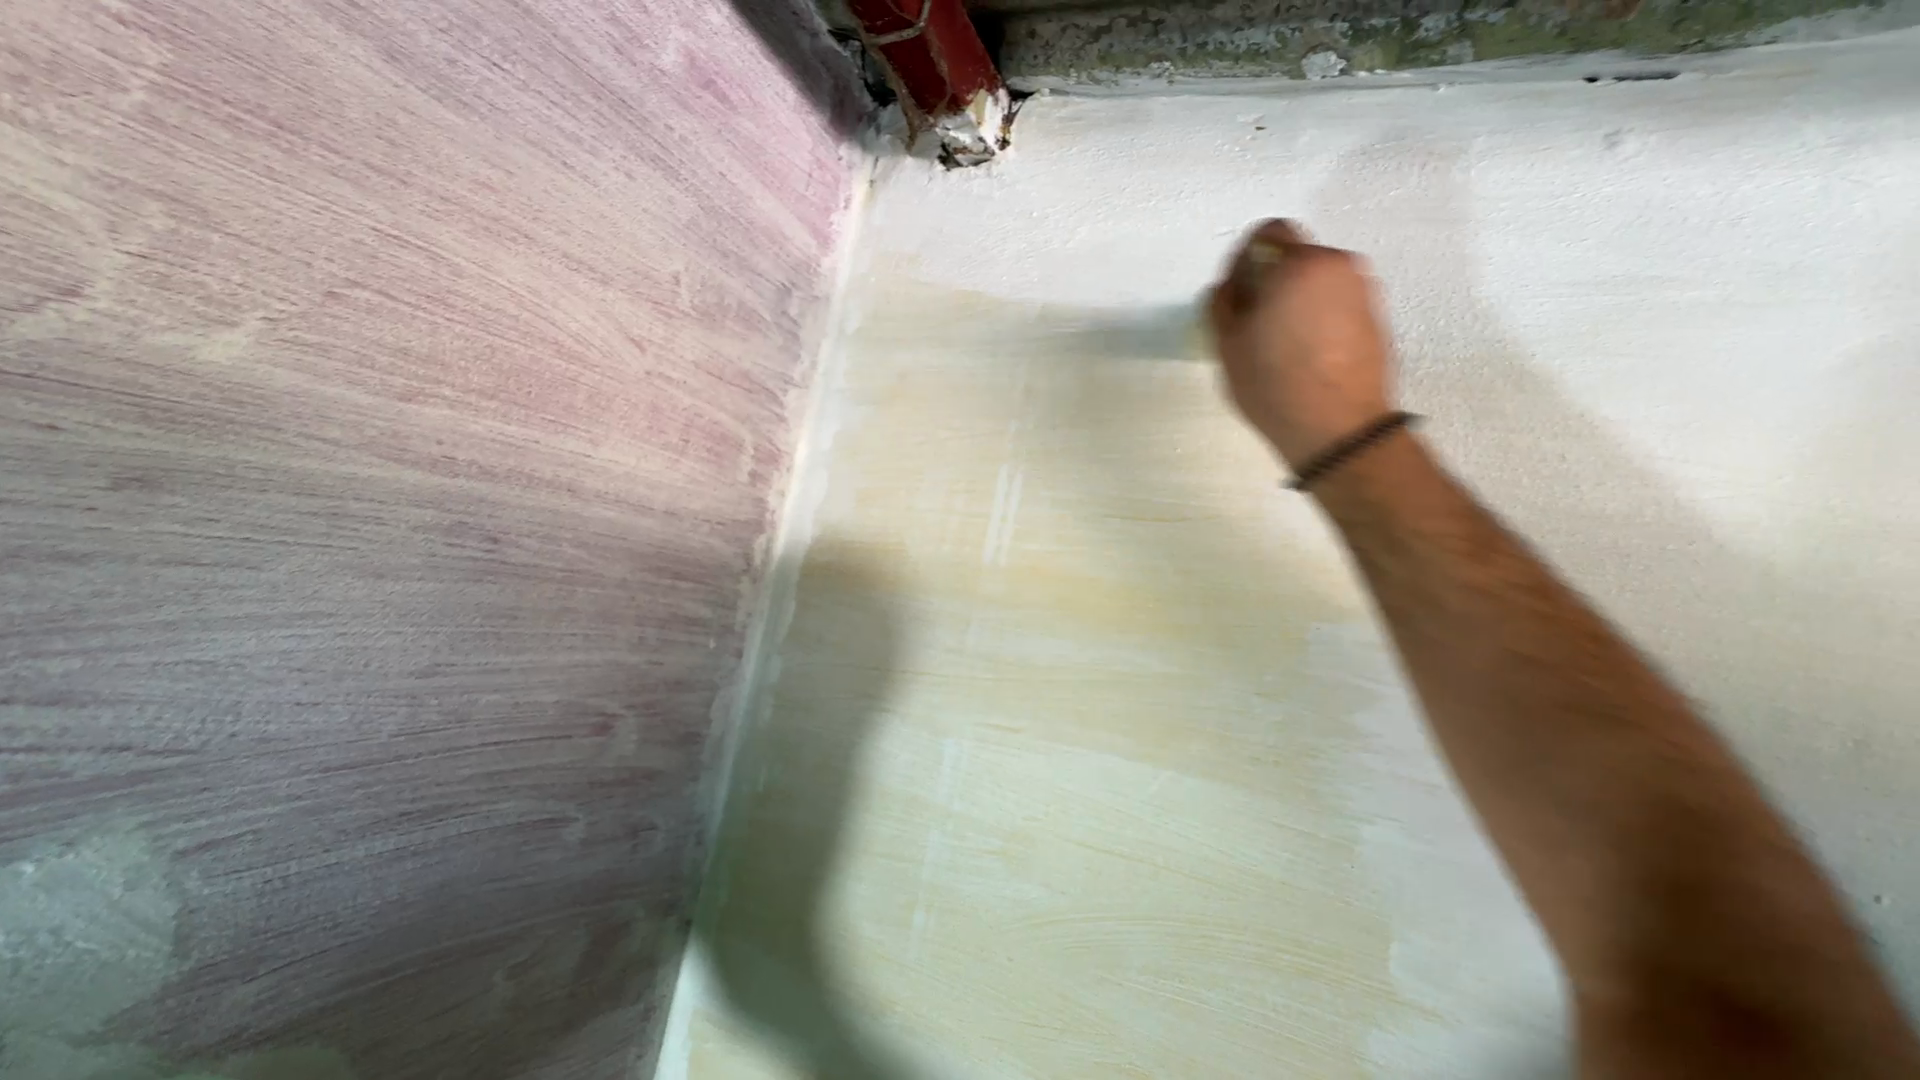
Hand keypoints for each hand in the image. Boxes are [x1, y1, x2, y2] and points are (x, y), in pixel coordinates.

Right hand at [1207, 219, 1396, 469]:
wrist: (1338, 429)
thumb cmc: (1273, 383)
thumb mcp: (1228, 344)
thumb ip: (1223, 304)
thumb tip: (1229, 287)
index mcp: (1300, 263)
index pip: (1269, 233)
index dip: (1246, 260)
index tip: (1237, 296)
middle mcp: (1339, 265)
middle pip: (1295, 258)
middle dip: (1273, 282)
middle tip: (1255, 324)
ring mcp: (1364, 291)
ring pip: (1317, 283)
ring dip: (1297, 301)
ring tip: (1281, 346)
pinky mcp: (1377, 318)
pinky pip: (1337, 305)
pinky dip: (1319, 319)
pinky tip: (1307, 356)